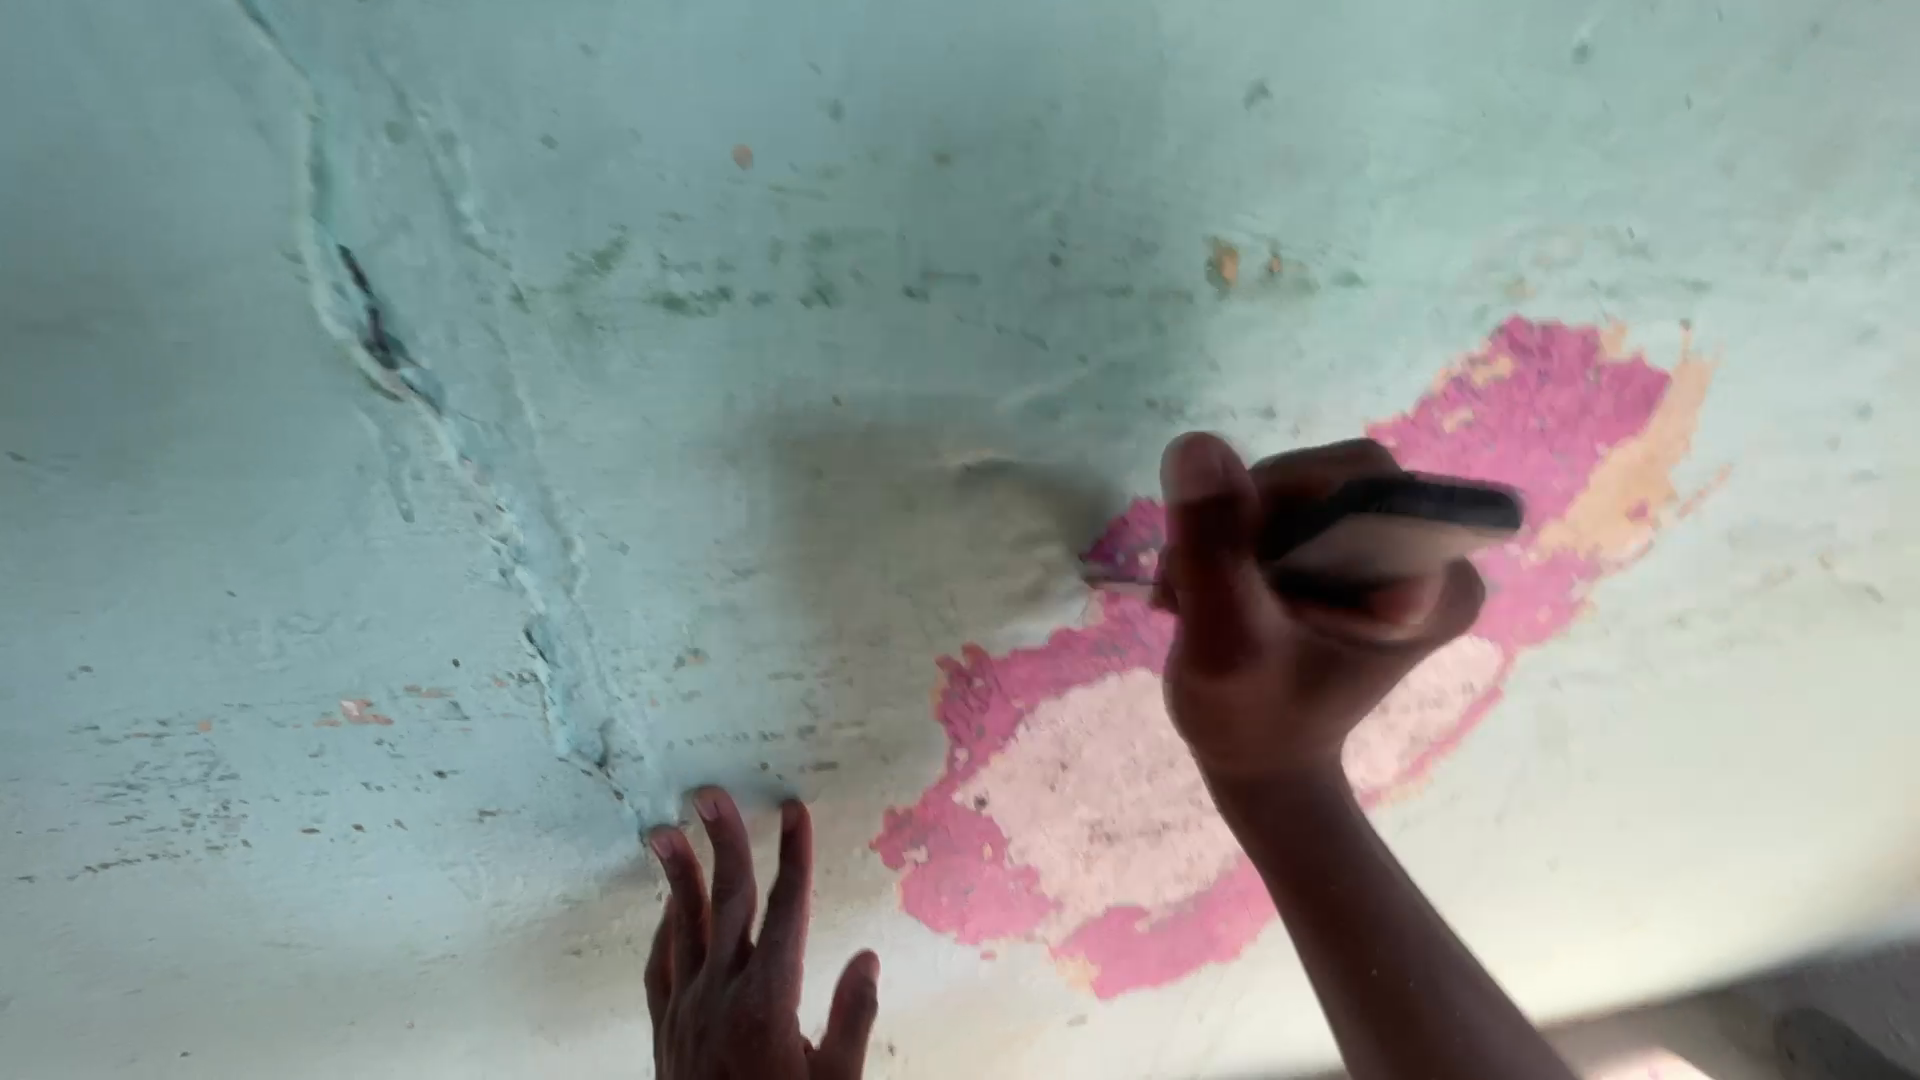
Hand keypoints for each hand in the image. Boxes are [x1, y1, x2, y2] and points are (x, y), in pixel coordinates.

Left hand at [646, 787, 879, 1078]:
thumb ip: (853, 1017)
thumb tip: (868, 957)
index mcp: (769, 1000)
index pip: (788, 909)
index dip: (794, 855)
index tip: (795, 811)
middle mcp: (721, 994)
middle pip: (728, 901)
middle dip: (726, 842)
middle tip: (712, 795)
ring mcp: (686, 1010)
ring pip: (683, 925)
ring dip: (679, 874)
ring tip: (667, 832)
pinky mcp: (666, 1030)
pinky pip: (660, 967)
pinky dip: (664, 929)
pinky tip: (667, 907)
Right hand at [1153, 433, 1486, 778]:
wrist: (1256, 758)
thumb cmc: (1250, 720)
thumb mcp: (1223, 643)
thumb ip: (1213, 549)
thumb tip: (1197, 444)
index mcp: (1429, 584)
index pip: (1363, 481)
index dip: (1284, 492)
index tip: (1226, 547)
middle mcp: (1420, 558)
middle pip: (1322, 481)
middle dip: (1240, 518)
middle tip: (1189, 576)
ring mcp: (1379, 555)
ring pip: (1291, 493)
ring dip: (1221, 530)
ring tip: (1186, 590)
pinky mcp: (1341, 558)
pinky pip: (1280, 512)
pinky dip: (1226, 538)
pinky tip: (1198, 583)